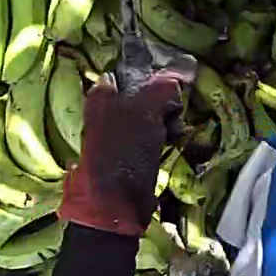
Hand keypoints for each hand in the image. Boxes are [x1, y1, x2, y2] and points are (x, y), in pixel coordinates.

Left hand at [58, 67, 192, 236]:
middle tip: (171, 114)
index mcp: (101, 96)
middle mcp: (106, 110)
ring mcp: (118, 131)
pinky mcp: (129, 150)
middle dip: (163, 103)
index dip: (153, 78)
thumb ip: (160, 89)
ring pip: (151, 114)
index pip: (133, 73)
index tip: (170, 88)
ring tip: (171, 132)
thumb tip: (174, 78)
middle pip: (145, 93)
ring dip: (166, 121)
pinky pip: (152, 133)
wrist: (116, 202)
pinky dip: (163, 136)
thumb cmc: (125, 151)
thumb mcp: (145, 112)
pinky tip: (170, 143)